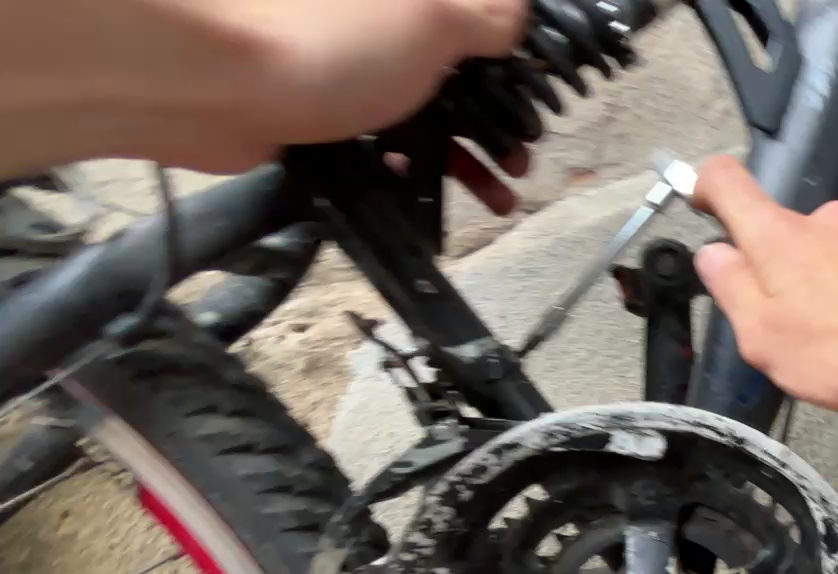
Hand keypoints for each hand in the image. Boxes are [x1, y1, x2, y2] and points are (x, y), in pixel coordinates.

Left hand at [0, 0, 528, 204]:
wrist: (208, 87)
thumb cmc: (328, 43)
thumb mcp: (427, 19)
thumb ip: (481, 14)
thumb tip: (519, 8)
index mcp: (401, 0)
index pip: (471, 24)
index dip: (511, 65)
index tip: (537, 100)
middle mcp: (372, 24)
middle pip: (456, 77)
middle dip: (498, 124)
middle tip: (522, 157)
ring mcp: (346, 68)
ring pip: (427, 117)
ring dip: (472, 160)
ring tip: (501, 196)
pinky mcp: (323, 111)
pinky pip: (387, 143)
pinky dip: (419, 171)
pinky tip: (442, 195)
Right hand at [691, 155, 837, 415]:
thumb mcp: (764, 336)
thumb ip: (731, 289)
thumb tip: (716, 255)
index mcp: (779, 235)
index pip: (726, 179)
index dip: (705, 188)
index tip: (704, 210)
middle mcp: (826, 221)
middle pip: (781, 232)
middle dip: (775, 271)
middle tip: (786, 325)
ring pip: (825, 255)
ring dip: (820, 287)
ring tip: (835, 340)